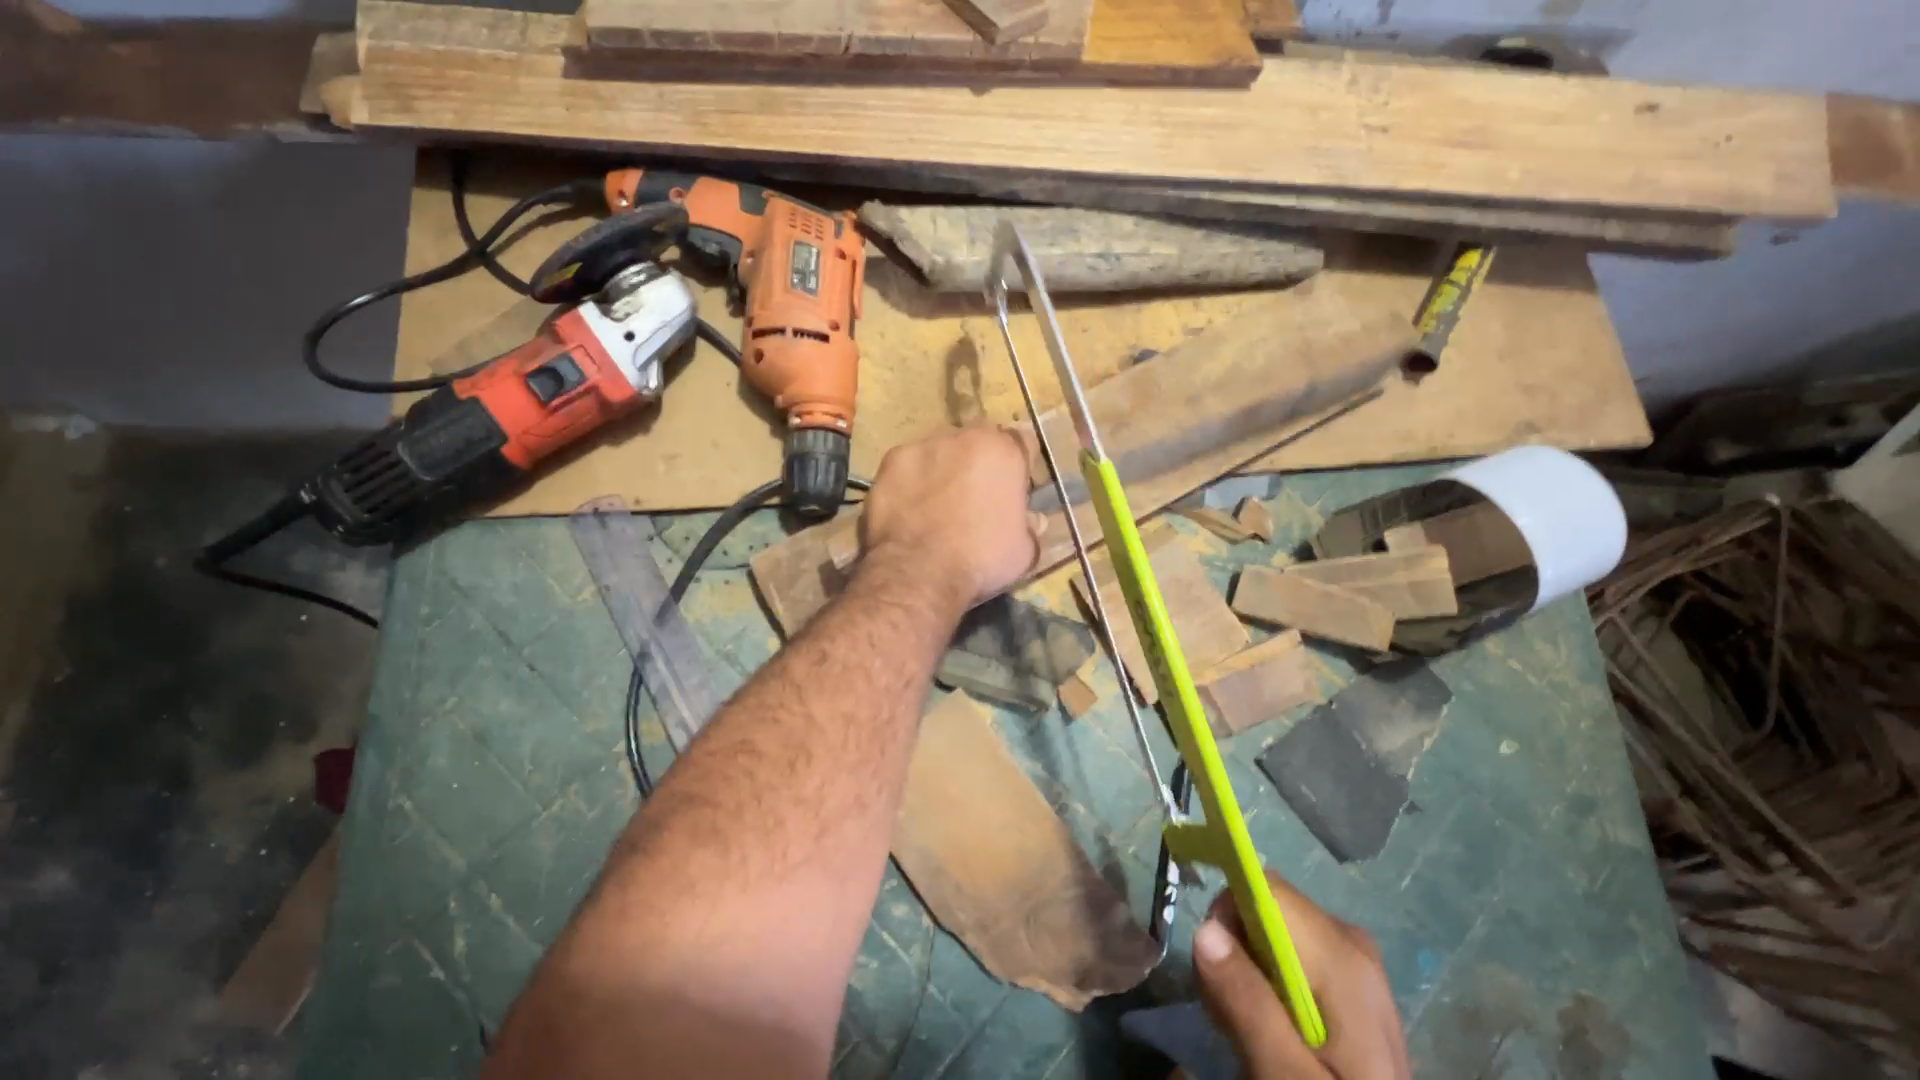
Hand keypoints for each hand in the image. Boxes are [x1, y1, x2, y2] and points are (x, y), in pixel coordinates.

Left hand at [860, 426, 1043, 608]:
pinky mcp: (892, 461)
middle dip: (980, 460)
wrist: (918, 573)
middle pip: (979, 439)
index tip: (1015, 485)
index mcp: (1003, 452)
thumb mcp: (1023, 551)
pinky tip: (909, 507)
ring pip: (940, 449)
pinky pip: (908, 465)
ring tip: (937, 502)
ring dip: (944, 467)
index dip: (1020, 464)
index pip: (1022, 442)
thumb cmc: (980, 561)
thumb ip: (1030, 527)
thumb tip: (1032, 519)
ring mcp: (924, 446)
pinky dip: (911, 480)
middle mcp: (965, 438)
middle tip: (976, 494)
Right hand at [1193, 871, 1410, 1078]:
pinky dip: (1265, 984)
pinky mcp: (1348, 981)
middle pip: (1265, 910)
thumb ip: (1246, 1002)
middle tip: (1226, 1015)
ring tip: (1246, 1034)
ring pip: (1270, 933)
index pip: (1267, 890)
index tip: (1214, 970)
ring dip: (1243, 974)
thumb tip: (1205, 928)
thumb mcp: (1283, 1076)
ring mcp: (1352, 961)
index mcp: (1342, 957)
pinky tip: (1269, 1032)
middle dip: (1232, 951)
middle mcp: (1350, 942)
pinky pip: (1289, 955)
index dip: (1229, 916)